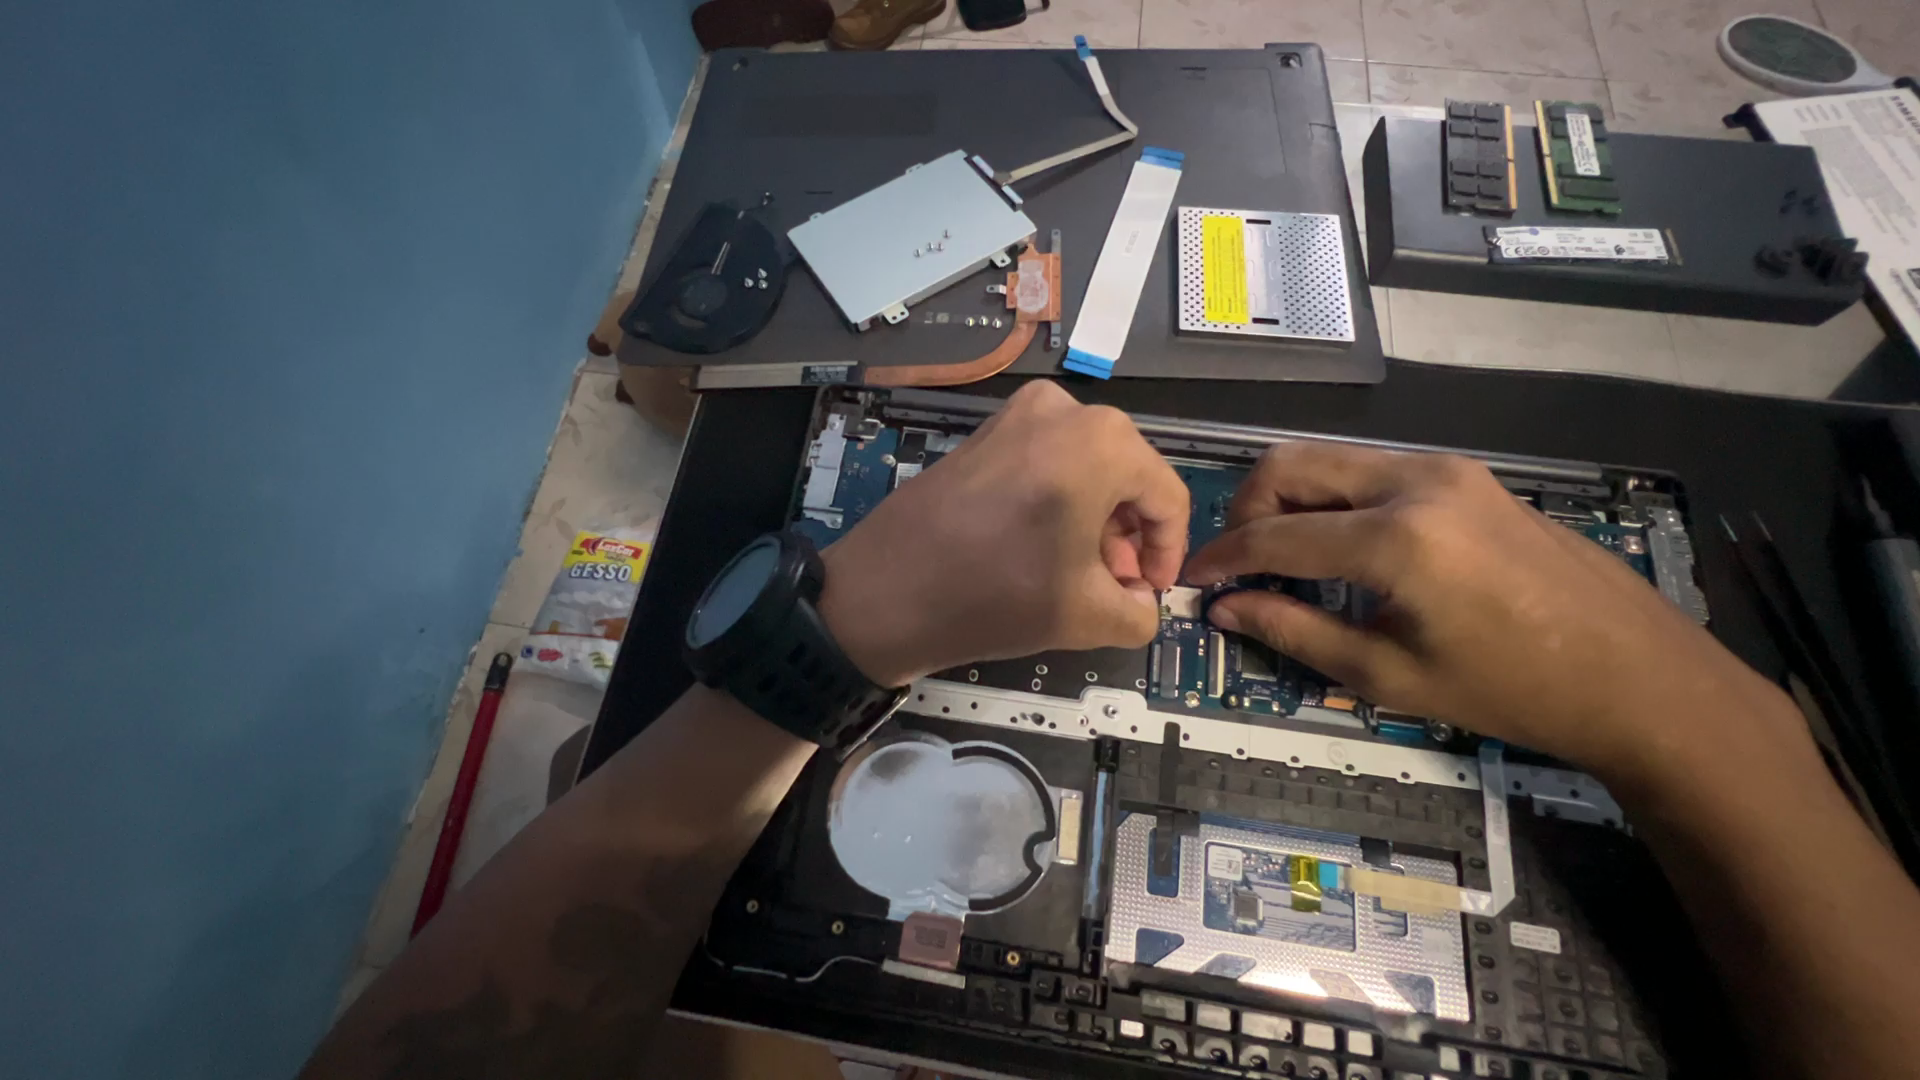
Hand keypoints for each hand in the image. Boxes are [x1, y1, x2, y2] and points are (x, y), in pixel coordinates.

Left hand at [818, 381, 1189, 686]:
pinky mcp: (982, 433)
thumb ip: (1141, 611)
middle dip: (1127, 537)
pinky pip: (1044, 462)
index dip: (1168, 552)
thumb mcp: (1089, 616)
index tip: (1151, 591)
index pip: (1166, 497)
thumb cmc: (996, 597)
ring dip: (1093, 522)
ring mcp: (1014, 415)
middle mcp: (1063, 410)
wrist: (883, 592)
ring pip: (1084, 470)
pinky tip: (1039, 548)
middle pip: (1125, 478)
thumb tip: (1142, 600)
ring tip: (1077, 574)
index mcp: (1102, 441)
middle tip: (1115, 586)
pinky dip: (1056, 501)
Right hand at [1183, 442, 1804, 783]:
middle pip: (1289, 465)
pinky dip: (1331, 500)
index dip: (1221, 557)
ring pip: (1326, 459)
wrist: (1642, 677)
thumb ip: (1292, 630)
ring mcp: (1444, 469)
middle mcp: (1415, 481)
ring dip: (1287, 501)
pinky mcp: (1464, 473)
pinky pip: (1368, 469)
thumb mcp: (1387, 674)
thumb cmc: (1512, 691)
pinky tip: (1340, 548)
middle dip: (1245, 511)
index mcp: (1397, 539)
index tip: (1192, 579)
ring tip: (1284, 559)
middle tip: (1239, 564)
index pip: (1273, 535)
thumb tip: (1224, 606)